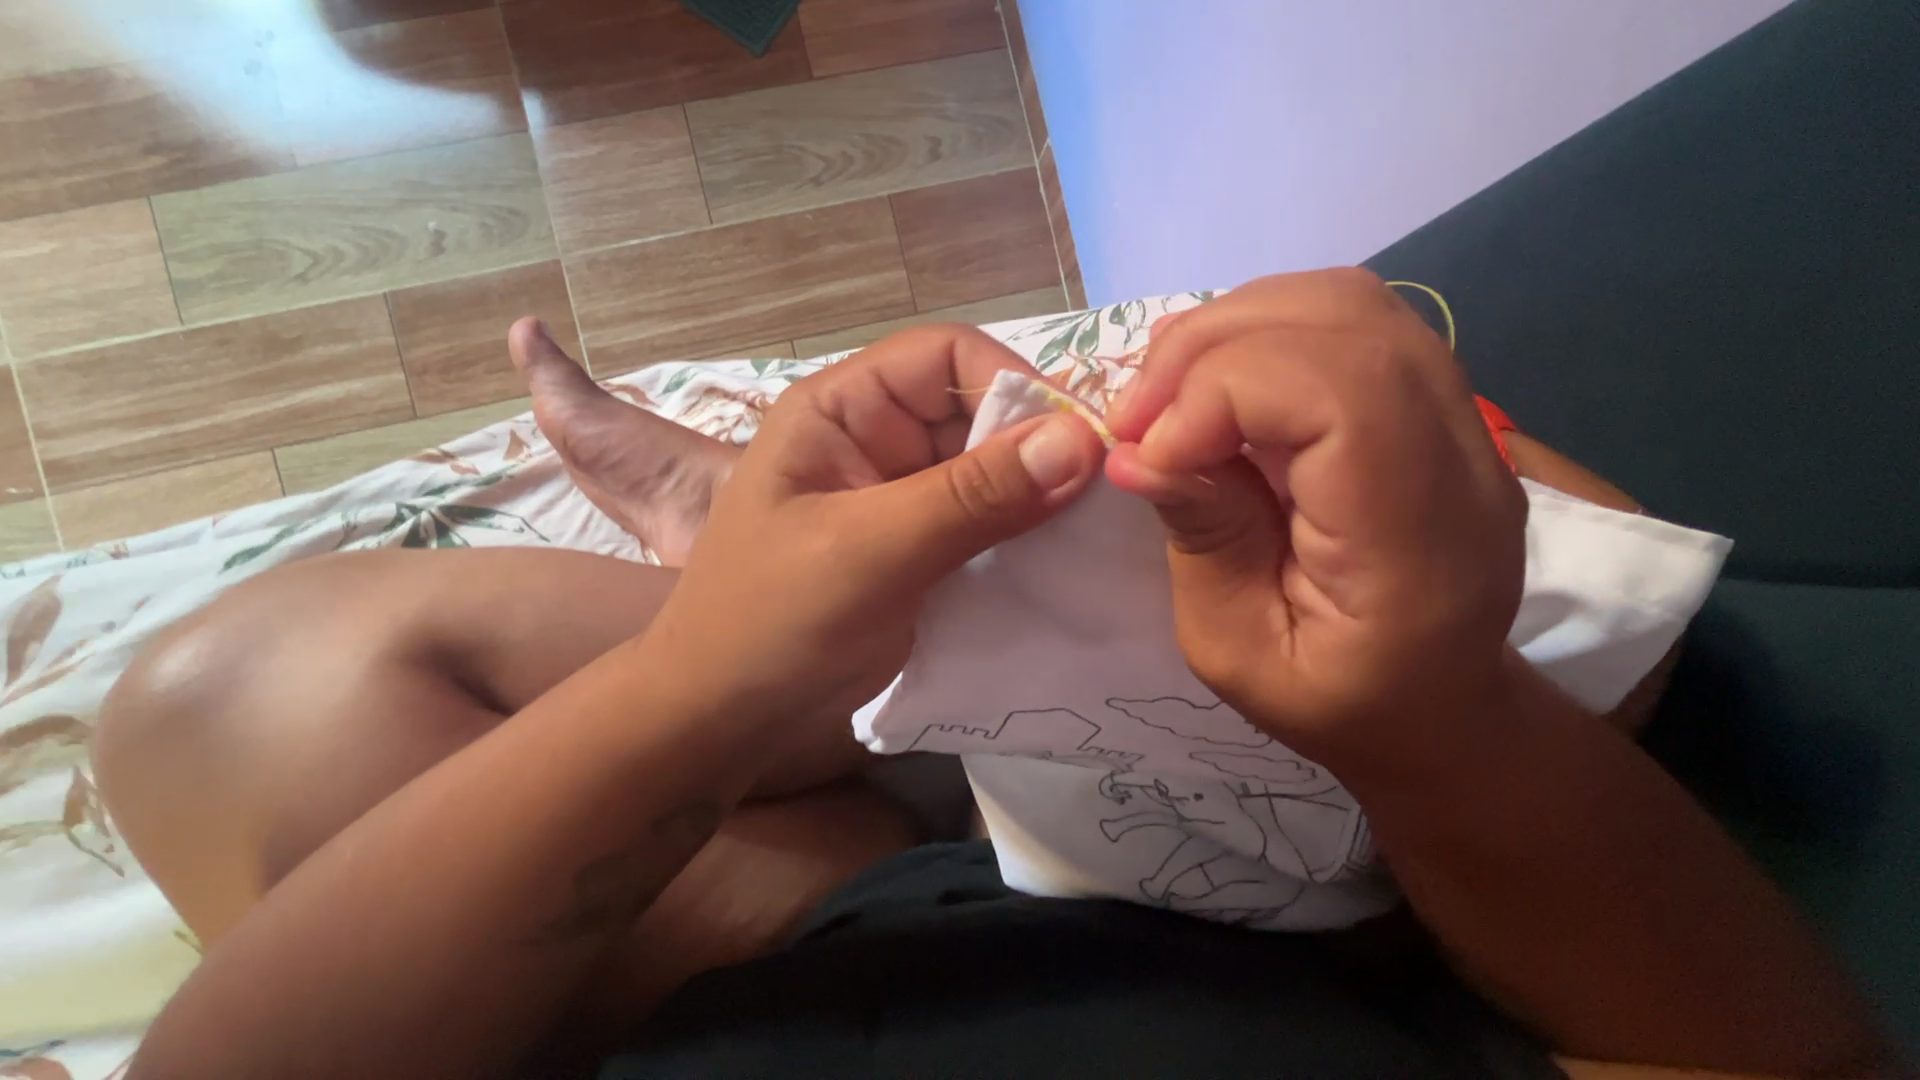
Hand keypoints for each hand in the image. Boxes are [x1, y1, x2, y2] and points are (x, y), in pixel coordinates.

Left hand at [640, 324, 1104, 739]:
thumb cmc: (771, 622)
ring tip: (1096, 532)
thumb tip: (1081, 440)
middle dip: (1038, 447)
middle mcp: (877, 441)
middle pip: (978, 413)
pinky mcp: (922, 551)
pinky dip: (1024, 538)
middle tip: (1106, 498)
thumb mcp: (868, 552)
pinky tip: (1065, 562)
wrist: (723, 720)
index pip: (945, 356)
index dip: (1015, 382)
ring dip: (1040, 497)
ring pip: (991, 472)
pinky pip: (987, 525)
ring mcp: (901, 499)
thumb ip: (971, 496)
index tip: (1081, 441)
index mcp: (843, 410)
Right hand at [1104, 269, 1526, 763]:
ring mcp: (1459, 418)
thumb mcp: (1236, 652)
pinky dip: (1256, 333)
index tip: (1146, 453)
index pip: (1340, 393)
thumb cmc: (1333, 701)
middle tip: (1134, 416)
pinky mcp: (1430, 402)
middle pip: (1342, 322)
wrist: (1439, 707)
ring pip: (1344, 302)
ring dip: (1228, 331)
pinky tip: (1208, 385)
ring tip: (1165, 397)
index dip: (1221, 394)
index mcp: (1416, 544)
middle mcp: (1461, 458)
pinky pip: (1343, 324)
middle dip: (1207, 349)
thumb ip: (1201, 543)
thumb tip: (1134, 451)